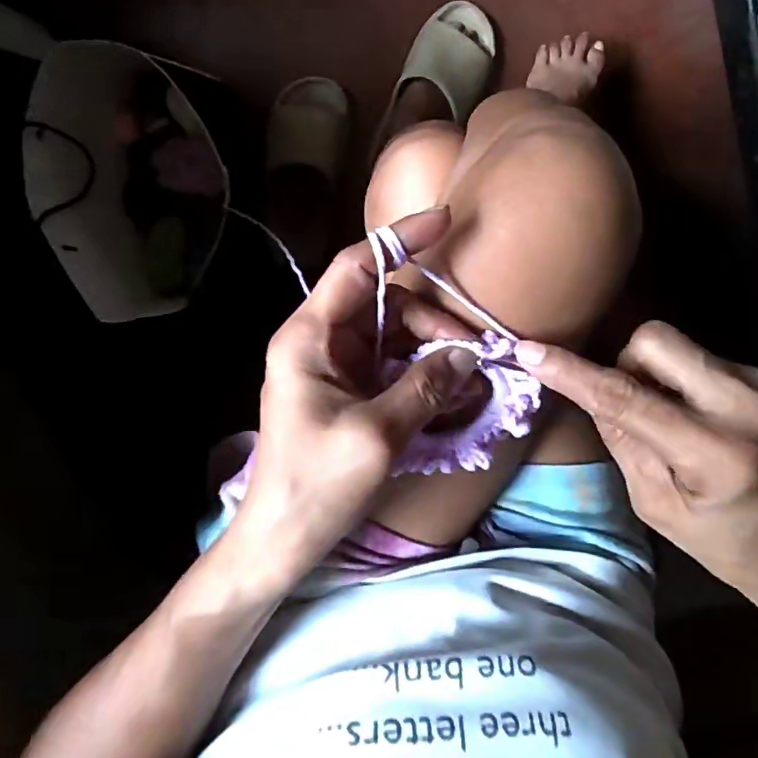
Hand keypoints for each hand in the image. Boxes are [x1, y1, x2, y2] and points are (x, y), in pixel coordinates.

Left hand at [229, 208, 479, 587]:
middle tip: (475, 353)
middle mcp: (319, 341)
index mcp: (308, 337)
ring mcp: (334, 366)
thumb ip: (424, 387)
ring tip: (471, 378)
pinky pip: (389, 365)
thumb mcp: (377, 434)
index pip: (355, 267)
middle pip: (385, 303)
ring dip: (431, 349)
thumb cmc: (315, 484)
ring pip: (392, 335)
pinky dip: (420, 372)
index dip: (399, 240)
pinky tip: (451, 393)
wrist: (281, 537)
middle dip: (432, 320)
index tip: (445, 221)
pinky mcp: (347, 391)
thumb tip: (468, 356)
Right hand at [517, 322, 757, 628]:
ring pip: (686, 348)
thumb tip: (591, 387)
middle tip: (634, 404)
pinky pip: (714, 360)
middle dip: (629, 363)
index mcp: (719, 456)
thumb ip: (623, 438)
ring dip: (666, 379)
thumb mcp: (654, 504)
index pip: (627, 398)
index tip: (532, 351)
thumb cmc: (723, 542)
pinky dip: (697, 385)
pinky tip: (714, 422)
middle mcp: (756, 410)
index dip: (574, 373)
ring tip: (683, 423)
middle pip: (658, 340)